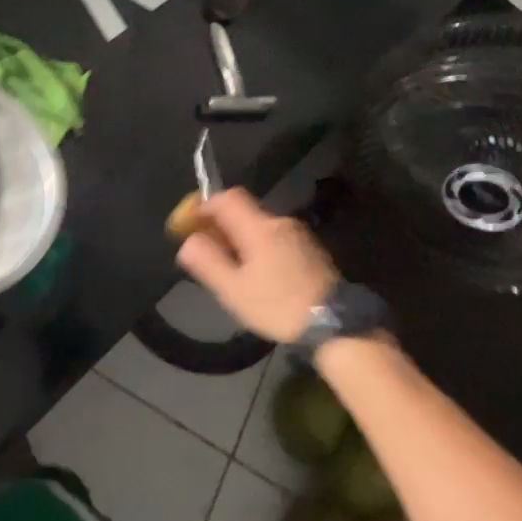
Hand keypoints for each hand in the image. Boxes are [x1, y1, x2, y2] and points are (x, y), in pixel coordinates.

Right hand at [176, 189, 340, 343]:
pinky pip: (274, 237)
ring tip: (228, 266)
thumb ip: (208, 262)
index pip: (227, 197)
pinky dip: (257, 245)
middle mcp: (280, 223)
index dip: (204, 205)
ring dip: (238, 237)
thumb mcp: (234, 290)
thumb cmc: (278, 306)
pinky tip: (255, 272)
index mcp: (259, 228)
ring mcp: (298, 235)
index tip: (188, 224)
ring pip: (259, 225)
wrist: (333, 323)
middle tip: (205, 249)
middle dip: (219, 225)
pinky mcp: (309, 249)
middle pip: (242, 211)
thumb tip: (188, 241)